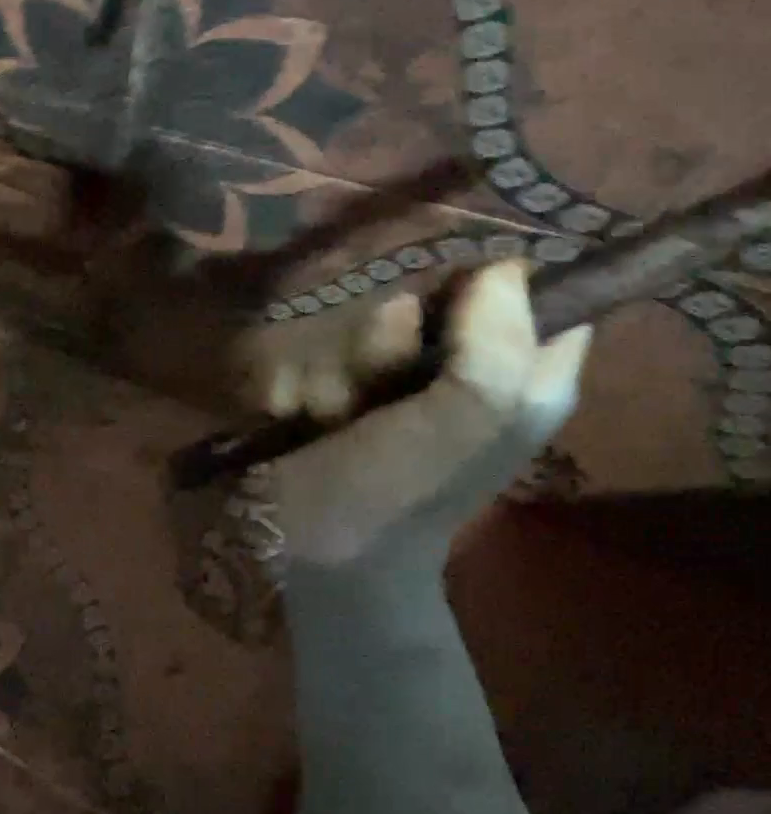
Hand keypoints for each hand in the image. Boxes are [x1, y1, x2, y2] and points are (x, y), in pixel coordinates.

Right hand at [256, 260, 592, 568]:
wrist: (320, 548)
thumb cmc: (407, 489)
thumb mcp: (472, 419)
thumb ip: (497, 342)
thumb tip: (494, 265)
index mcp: (514, 370)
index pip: (519, 286)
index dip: (481, 282)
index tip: (443, 305)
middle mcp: (448, 364)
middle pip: (410, 299)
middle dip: (379, 340)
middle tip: (375, 386)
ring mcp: (378, 378)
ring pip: (342, 326)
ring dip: (328, 372)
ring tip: (328, 418)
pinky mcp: (320, 390)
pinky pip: (299, 354)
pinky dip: (293, 386)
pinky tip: (296, 419)